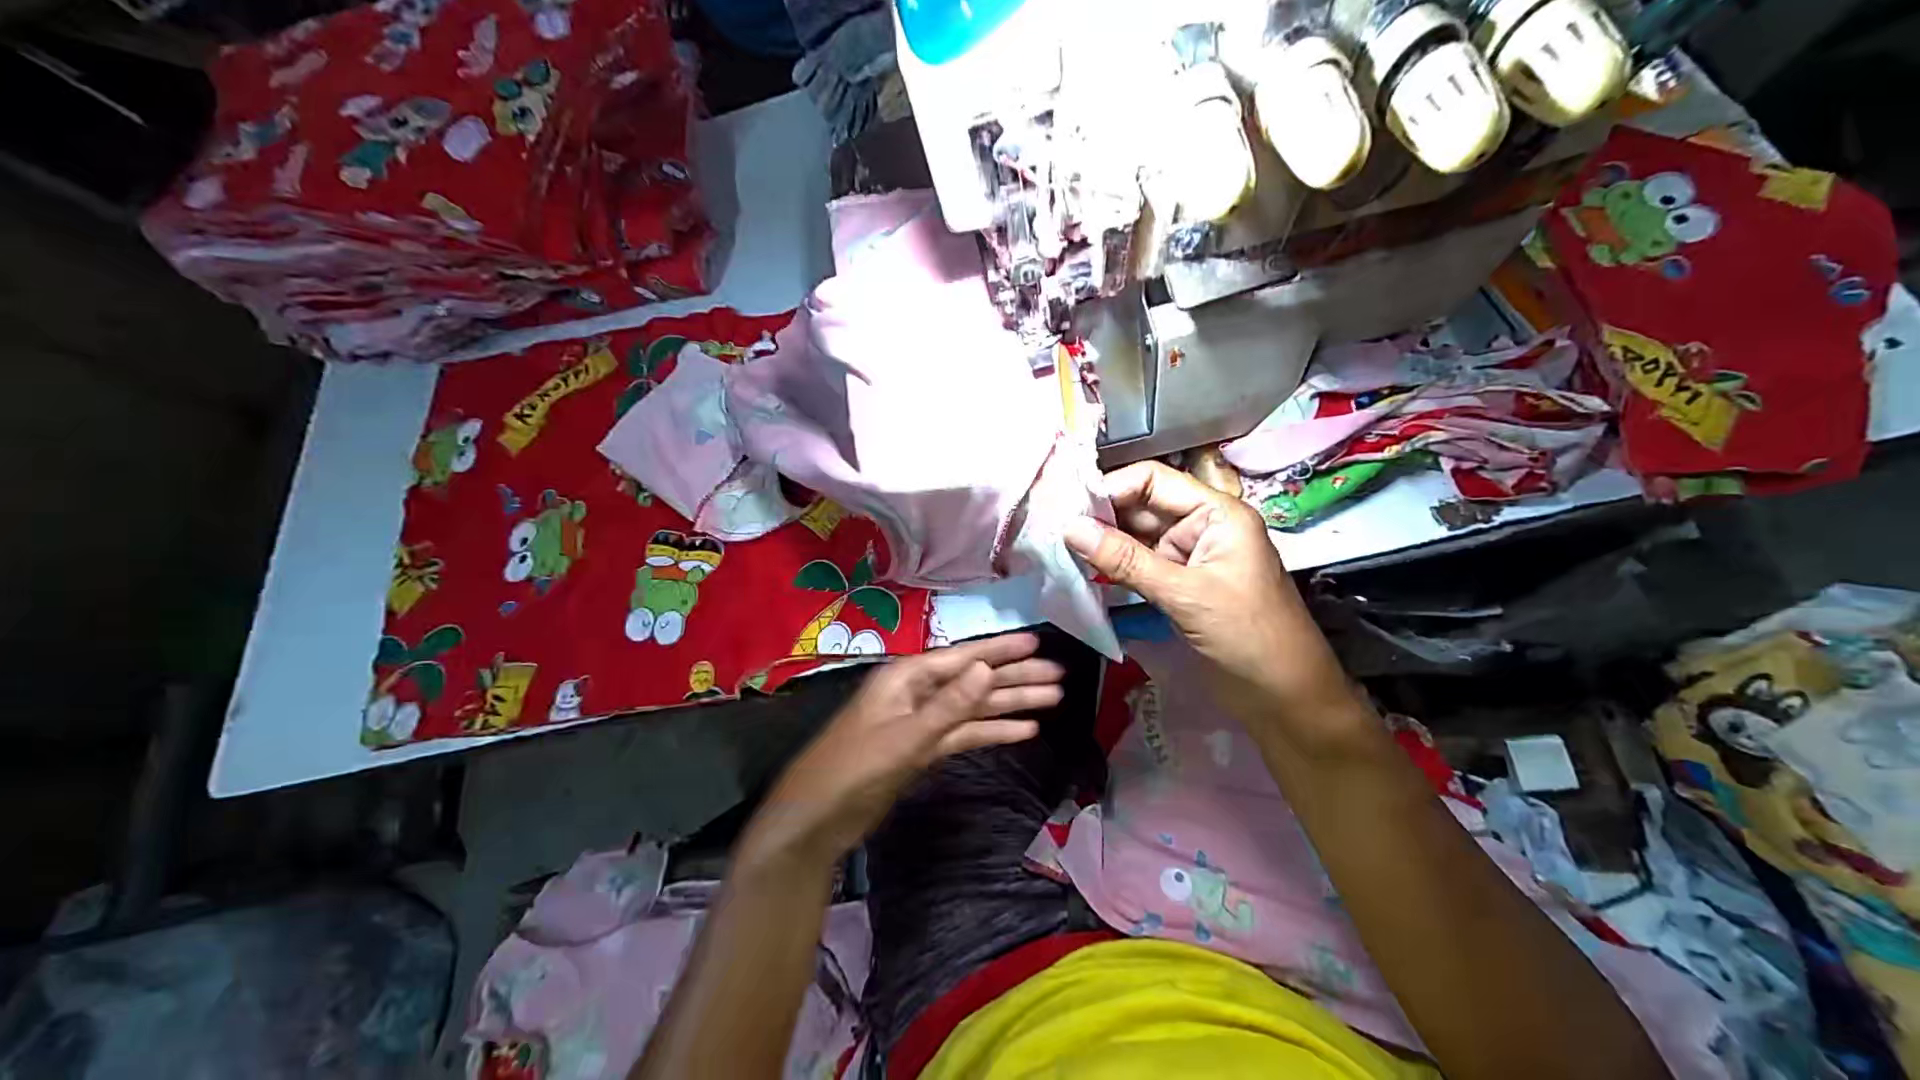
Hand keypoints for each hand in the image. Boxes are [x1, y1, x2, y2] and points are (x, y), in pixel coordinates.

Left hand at [740, 633, 1065, 867]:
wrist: (817, 817)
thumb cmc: (854, 768)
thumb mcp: (905, 736)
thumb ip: (949, 705)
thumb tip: (987, 668)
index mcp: (908, 677)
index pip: (964, 658)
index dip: (1002, 650)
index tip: (1038, 642)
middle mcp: (917, 692)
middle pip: (975, 680)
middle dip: (1016, 677)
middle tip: (1059, 676)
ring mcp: (921, 721)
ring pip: (974, 707)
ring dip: (1010, 704)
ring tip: (1053, 700)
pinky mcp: (923, 749)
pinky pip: (965, 734)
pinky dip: (992, 732)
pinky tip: (1024, 731)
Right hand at [1063, 462, 1360, 742]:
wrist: (1286, 697)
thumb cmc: (1248, 636)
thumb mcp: (1186, 594)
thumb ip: (1126, 560)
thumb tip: (1070, 528)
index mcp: (1216, 514)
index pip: (1154, 481)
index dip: (1111, 489)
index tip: (1068, 507)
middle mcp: (1201, 527)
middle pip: (1141, 507)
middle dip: (1100, 517)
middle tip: (1054, 529)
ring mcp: (1189, 558)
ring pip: (1136, 539)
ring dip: (1103, 544)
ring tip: (1061, 549)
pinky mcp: (1179, 587)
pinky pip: (1139, 567)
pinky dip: (1114, 569)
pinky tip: (1083, 571)